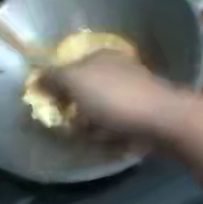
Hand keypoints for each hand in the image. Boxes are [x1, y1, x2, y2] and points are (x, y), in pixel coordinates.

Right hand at [46, 51, 189, 139]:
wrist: (165, 122)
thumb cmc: (116, 99)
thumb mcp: (75, 81)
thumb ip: (54, 77)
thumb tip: (37, 77)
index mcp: (102, 57)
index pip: (72, 68)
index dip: (59, 87)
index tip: (51, 106)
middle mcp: (120, 72)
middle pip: (89, 93)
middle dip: (78, 112)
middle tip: (71, 127)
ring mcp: (137, 95)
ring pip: (105, 113)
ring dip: (96, 128)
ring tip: (93, 139)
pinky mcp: (148, 118)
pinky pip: (123, 129)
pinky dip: (116, 139)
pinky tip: (114, 146)